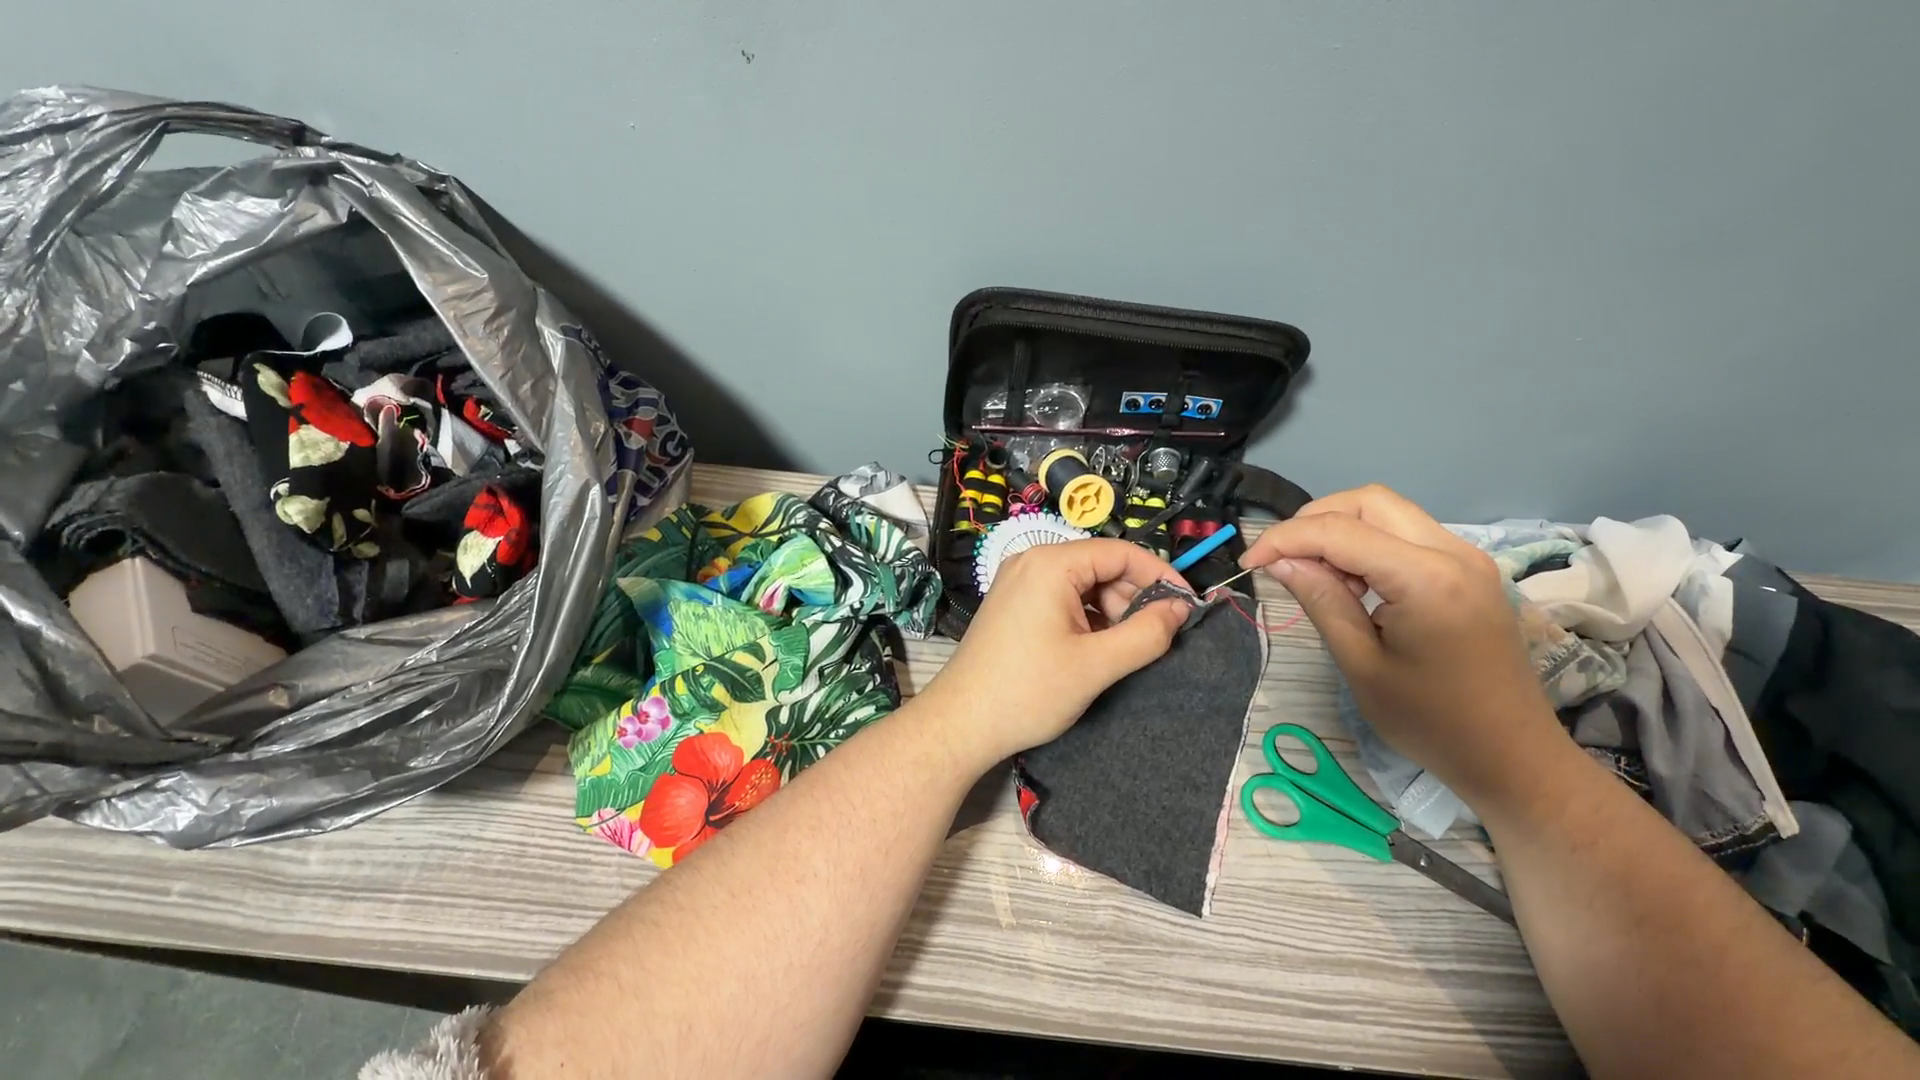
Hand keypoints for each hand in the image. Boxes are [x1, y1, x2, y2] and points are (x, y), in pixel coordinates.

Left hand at [921, 539, 1190, 767]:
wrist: (960, 724)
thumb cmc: (1028, 692)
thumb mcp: (1096, 665)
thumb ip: (1146, 634)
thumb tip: (1181, 609)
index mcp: (1050, 564)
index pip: (1121, 552)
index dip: (1160, 576)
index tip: (1188, 607)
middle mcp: (1032, 563)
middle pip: (1102, 567)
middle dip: (1135, 599)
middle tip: (1158, 638)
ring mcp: (1019, 584)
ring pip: (1085, 587)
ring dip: (1114, 614)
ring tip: (1127, 652)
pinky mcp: (1014, 607)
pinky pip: (1064, 601)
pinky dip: (1089, 621)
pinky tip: (1099, 652)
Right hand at [1238, 485, 1563, 803]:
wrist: (1512, 756)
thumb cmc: (1431, 722)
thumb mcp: (1362, 666)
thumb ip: (1321, 601)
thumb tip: (1280, 561)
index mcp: (1426, 578)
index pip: (1339, 531)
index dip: (1284, 539)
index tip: (1248, 562)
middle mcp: (1452, 552)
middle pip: (1368, 501)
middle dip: (1314, 519)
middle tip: (1281, 559)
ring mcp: (1466, 558)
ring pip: (1388, 512)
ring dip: (1341, 530)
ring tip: (1314, 575)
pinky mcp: (1468, 571)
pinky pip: (1407, 535)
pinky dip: (1368, 544)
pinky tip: (1351, 583)